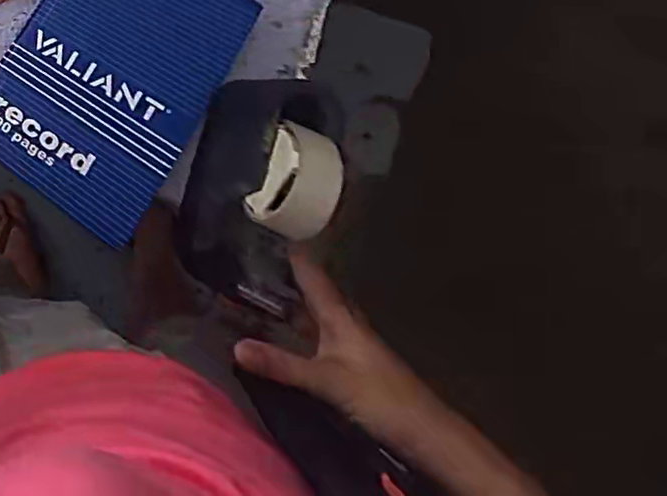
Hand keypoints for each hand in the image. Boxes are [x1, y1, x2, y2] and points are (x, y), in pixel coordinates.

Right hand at [235, 251, 546, 495]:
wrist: (432, 439)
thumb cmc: (383, 398)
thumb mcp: (327, 381)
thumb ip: (282, 364)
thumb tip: (234, 346)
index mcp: (338, 313)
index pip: (309, 269)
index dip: (287, 248)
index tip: (259, 227)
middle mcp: (342, 320)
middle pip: (308, 288)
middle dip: (279, 273)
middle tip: (243, 259)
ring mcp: (347, 342)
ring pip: (310, 311)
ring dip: (285, 300)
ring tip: (250, 289)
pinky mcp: (350, 363)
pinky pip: (313, 332)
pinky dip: (292, 326)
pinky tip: (276, 332)